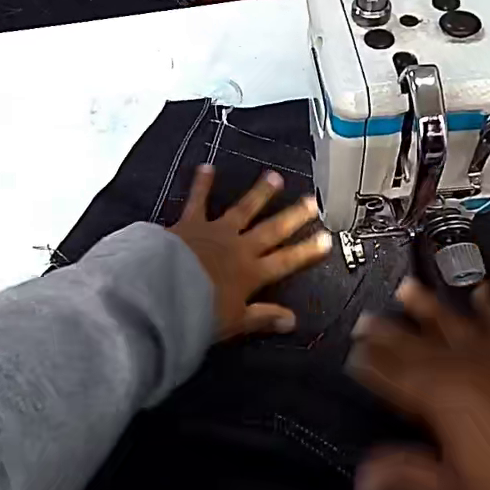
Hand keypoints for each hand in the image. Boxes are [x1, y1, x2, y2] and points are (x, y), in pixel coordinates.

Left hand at [169, 165, 331, 340]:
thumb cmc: (199, 312)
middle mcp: (239, 247)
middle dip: (294, 216)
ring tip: (275, 177)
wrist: (163, 292)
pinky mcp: (191, 223)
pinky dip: (202, 184)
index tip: (326, 237)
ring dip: (259, 193)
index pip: (286, 261)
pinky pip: (198, 201)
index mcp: (251, 273)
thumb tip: (292, 321)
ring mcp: (217, 231)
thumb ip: (263, 318)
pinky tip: (207, 167)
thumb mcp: (235, 322)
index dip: (307, 250)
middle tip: (311, 200)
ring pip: (243, 209)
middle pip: (272, 229)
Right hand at [346, 280, 489, 489]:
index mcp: (440, 398)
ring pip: (452, 326)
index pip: (394, 377)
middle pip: (415, 347)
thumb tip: (360, 484)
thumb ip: (407, 480)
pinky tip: (483, 289)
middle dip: (387, 334)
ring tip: (407, 288)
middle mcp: (463, 368)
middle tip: (365, 319)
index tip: (352, 353)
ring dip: (428, 308)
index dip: (370, 365)